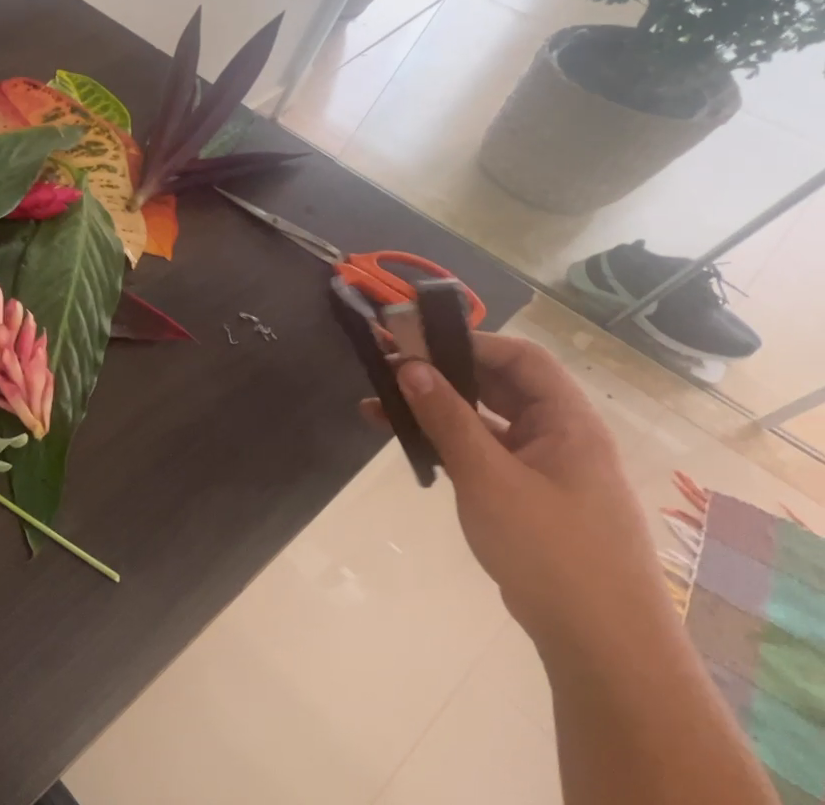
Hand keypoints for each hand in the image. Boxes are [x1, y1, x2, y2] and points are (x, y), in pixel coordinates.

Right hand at [362, 335, 675, 658]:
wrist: (598, 637)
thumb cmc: (549, 548)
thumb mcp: (488, 477)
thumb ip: (448, 419)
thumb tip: (409, 366)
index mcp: (569, 424)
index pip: (521, 359)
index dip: (468, 341)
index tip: (412, 340)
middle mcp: (562, 438)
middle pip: (501, 386)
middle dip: (443, 373)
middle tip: (384, 369)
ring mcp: (546, 470)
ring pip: (487, 421)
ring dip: (437, 409)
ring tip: (378, 406)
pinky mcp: (529, 498)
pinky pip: (485, 453)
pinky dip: (448, 442)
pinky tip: (410, 445)